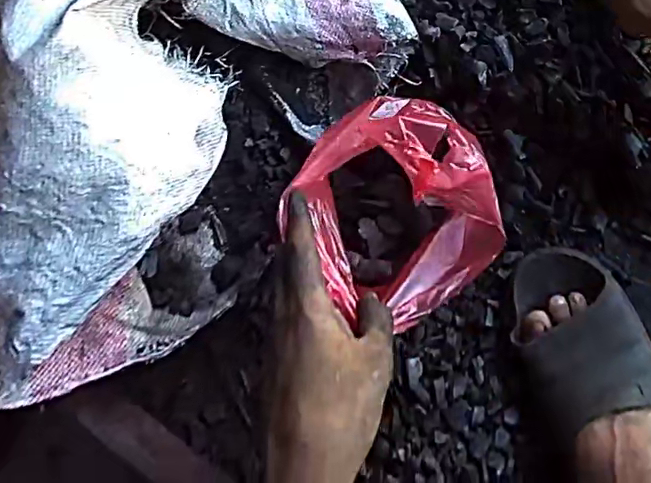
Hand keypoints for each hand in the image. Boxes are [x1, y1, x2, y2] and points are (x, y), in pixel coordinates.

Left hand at [266, 192, 393, 482]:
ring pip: (285, 295)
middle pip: (287, 271)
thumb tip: (367, 299)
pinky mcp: (274, 369)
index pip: (301, 252)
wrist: (303, 473)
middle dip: (296, 242)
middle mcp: (283, 322)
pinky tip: (322, 313)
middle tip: (307, 219)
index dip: (298, 220)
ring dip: (299, 273)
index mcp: (307, 311)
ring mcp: (274, 347)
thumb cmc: (342, 412)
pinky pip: (287, 319)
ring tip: (320, 261)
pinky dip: (301, 301)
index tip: (296, 194)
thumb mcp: (376, 359)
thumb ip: (375, 318)